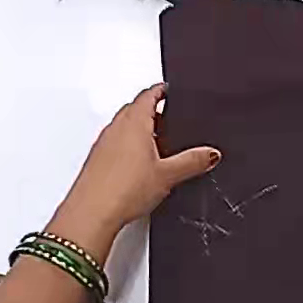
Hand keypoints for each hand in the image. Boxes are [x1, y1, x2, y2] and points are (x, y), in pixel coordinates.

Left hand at [54, 84, 219, 244]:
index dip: (160, 91)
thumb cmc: (122, 189)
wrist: (92, 213)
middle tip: (166, 115)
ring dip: (138, 128)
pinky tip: (138, 164)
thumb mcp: (168, 175)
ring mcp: (104, 144)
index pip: (147, 96)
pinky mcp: (97, 161)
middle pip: (134, 109)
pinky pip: (115, 143)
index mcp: (134, 123)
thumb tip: (210, 153)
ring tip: (157, 142)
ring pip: (123, 126)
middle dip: (150, 109)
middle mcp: (116, 129)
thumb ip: (192, 161)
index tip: (167, 89)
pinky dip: (128, 145)